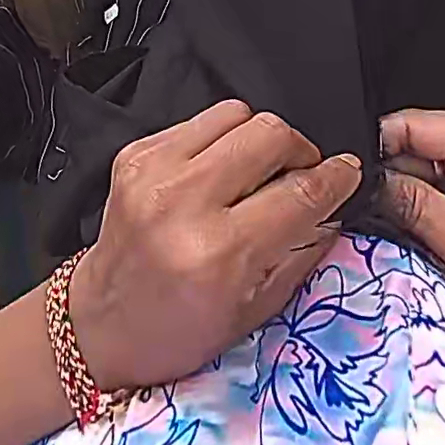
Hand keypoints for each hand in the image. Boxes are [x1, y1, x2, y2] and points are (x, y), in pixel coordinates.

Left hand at [67, 99, 362, 392]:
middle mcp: (182, 203)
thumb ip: (303, 250)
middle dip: (301, 151)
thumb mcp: (255, 309)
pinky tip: (219, 170)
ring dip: (261, 139)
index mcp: (218, 254)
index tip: (347, 171)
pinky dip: (224, 139)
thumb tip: (333, 204)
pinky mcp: (136, 154)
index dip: (337, 177)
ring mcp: (153, 171)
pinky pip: (202, 120)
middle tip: (301, 174)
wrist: (97, 323)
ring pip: (238, 114)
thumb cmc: (177, 331)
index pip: (300, 192)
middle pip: (271, 135)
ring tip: (258, 171)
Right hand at [377, 109, 444, 406]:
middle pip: (422, 148)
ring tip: (415, 242)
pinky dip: (438, 218)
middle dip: (396, 185)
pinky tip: (439, 246)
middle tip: (375, 226)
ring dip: (417, 206)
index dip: (373, 155)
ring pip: (434, 174)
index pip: (413, 124)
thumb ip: (415, 209)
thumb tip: (365, 182)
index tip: (345, 189)